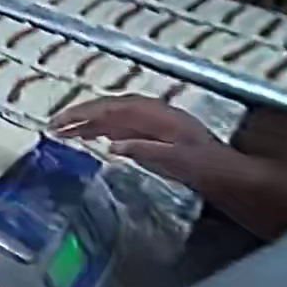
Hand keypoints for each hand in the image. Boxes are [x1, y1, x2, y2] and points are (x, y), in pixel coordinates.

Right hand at [51, 95, 232, 186]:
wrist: (234, 177)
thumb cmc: (210, 170)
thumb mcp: (183, 163)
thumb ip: (148, 152)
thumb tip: (112, 145)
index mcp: (159, 118)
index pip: (113, 108)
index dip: (84, 113)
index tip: (59, 122)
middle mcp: (155, 115)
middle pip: (111, 108)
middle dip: (80, 115)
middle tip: (52, 126)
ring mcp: (155, 124)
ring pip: (115, 117)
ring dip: (88, 122)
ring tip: (63, 133)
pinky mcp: (157, 136)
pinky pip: (122, 127)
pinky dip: (102, 130)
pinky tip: (91, 138)